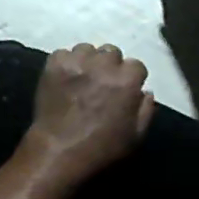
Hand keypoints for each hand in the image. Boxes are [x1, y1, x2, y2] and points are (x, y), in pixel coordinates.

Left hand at [21, 44, 154, 183]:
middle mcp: (102, 65)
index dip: (131, 78)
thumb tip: (145, 91)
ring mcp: (76, 62)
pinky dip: (66, 63)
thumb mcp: (135, 136)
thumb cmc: (101, 148)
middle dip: (110, 65)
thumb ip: (145, 110)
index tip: (124, 89)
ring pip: (86, 49)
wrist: (58, 150)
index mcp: (126, 80)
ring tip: (82, 77)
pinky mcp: (53, 64)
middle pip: (111, 52)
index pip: (136, 65)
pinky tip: (65, 78)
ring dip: (88, 61)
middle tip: (102, 82)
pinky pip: (63, 53)